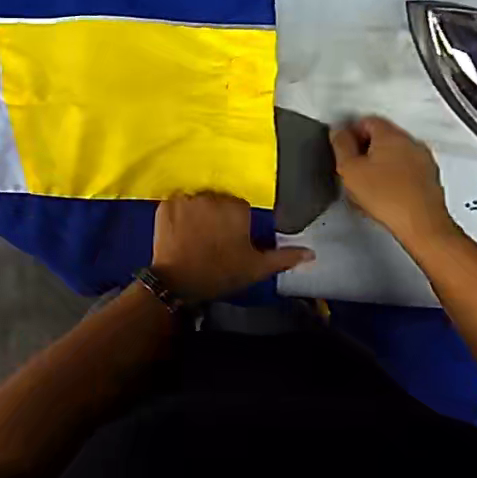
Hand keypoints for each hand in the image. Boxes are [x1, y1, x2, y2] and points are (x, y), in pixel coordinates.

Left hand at [149, 191, 313, 302]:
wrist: (178, 281)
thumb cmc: (220, 273)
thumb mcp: (256, 268)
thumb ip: (284, 257)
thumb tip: (311, 252)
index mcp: (235, 207)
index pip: (239, 207)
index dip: (236, 224)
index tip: (230, 239)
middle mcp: (211, 196)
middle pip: (217, 201)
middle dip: (216, 215)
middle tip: (212, 239)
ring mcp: (186, 198)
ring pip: (196, 202)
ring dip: (197, 214)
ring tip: (194, 236)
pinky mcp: (165, 204)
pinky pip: (175, 204)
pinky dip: (177, 215)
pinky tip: (179, 232)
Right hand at [331, 116, 461, 248]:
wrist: (420, 225)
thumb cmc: (387, 197)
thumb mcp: (348, 168)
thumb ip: (340, 145)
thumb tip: (339, 133)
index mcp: (391, 135)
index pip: (367, 120)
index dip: (351, 132)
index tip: (343, 146)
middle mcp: (411, 143)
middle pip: (383, 135)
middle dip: (365, 147)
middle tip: (352, 165)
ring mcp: (424, 161)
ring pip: (395, 153)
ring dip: (380, 162)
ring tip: (367, 183)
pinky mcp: (430, 179)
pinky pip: (406, 169)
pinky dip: (393, 176)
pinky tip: (383, 194)